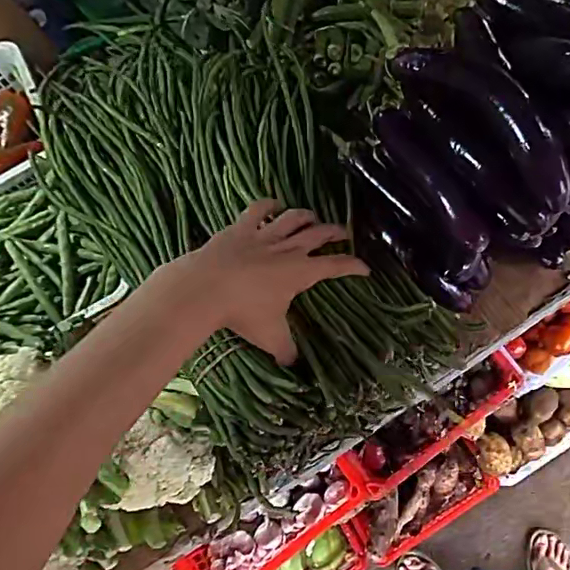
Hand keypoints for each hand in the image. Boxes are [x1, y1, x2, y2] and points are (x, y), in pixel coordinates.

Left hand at [155, 200, 368, 364]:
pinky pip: (258, 210)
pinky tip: (274, 205)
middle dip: (336, 232)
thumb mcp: (269, 336)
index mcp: (301, 272)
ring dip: (307, 216)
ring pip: (293, 218)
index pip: (336, 265)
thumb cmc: (242, 312)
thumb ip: (285, 350)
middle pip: (320, 234)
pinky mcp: (241, 228)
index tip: (365, 268)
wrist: (204, 288)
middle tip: (344, 233)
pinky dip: (269, 205)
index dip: (353, 265)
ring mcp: (264, 235)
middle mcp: (288, 249)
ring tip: (313, 217)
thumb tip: (293, 364)